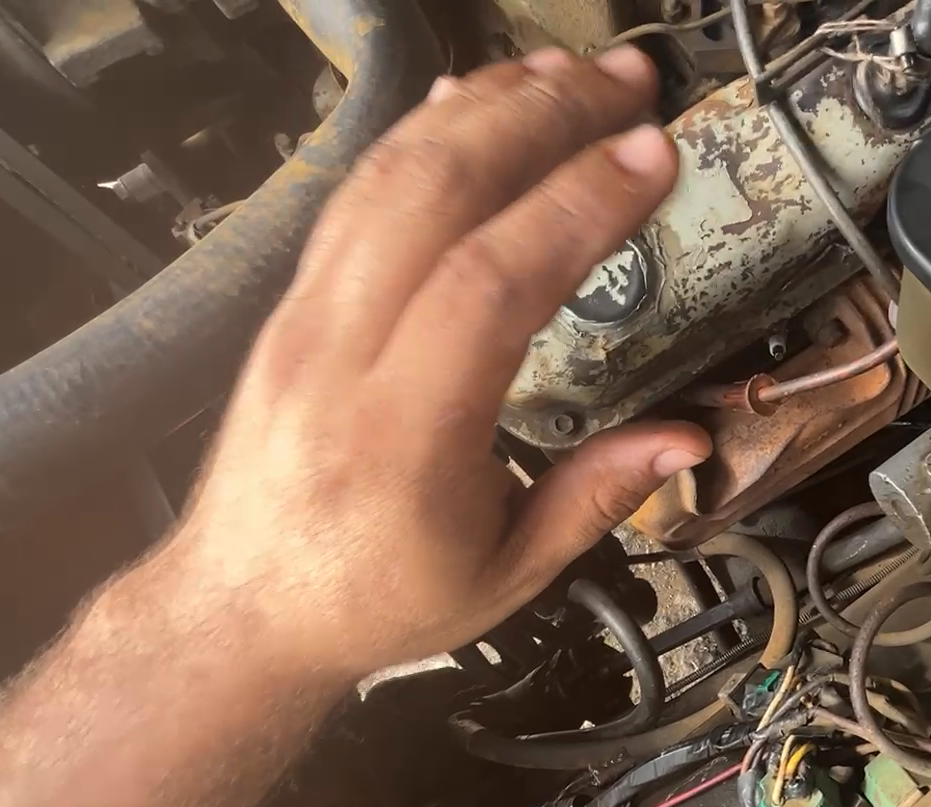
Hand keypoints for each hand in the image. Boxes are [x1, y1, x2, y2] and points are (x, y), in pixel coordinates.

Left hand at [131, 46, 709, 678]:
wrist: (244, 609)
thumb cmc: (377, 601)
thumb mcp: (509, 572)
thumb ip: (597, 496)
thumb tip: (686, 437)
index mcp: (404, 433)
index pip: (494, 283)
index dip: (578, 208)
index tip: (650, 157)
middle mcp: (339, 354)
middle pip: (435, 192)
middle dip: (540, 119)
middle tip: (625, 84)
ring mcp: (304, 317)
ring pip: (390, 175)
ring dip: (485, 109)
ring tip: (565, 74)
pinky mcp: (295, 304)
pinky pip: (361, 197)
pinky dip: (426, 138)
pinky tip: (476, 111)